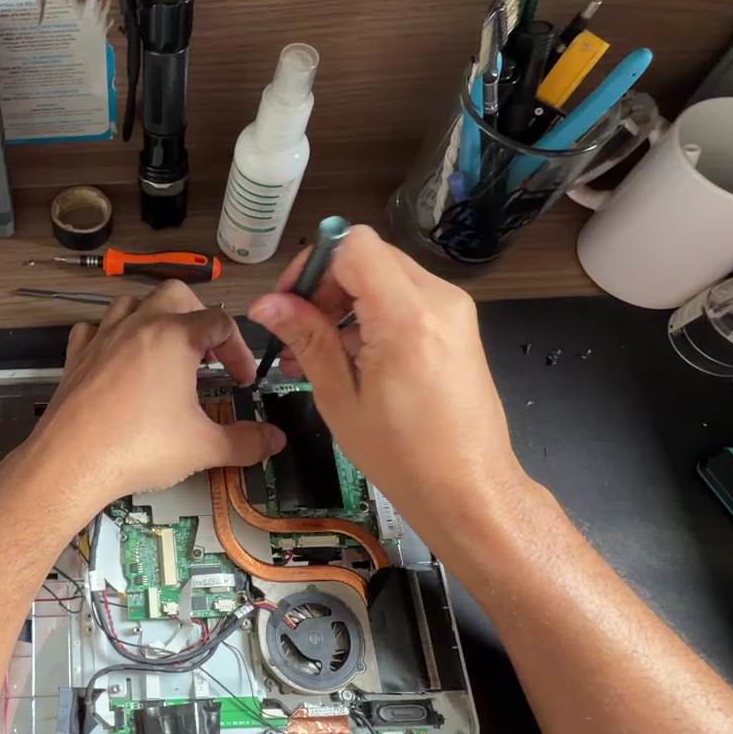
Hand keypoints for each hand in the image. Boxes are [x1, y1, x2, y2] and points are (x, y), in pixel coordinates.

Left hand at [13, 280, 285, 522]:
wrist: (71, 462)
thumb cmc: (140, 447)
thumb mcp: (203, 448)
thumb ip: (246, 442)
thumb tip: (276, 440)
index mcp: (175, 336)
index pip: (220, 322)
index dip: (239, 349)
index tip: (242, 380)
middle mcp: (138, 325)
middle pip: (175, 294)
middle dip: (198, 315)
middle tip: (207, 352)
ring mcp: (103, 337)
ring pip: (131, 303)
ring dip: (154, 317)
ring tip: (165, 348)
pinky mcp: (76, 356)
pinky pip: (94, 328)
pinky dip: (110, 334)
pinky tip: (117, 357)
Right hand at [245, 225, 534, 546]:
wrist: (467, 488)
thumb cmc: (401, 454)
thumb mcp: (340, 396)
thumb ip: (307, 338)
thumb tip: (265, 303)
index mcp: (407, 317)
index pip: (352, 245)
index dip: (312, 267)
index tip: (290, 305)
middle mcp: (438, 299)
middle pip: (367, 255)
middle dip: (325, 285)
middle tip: (298, 331)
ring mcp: (453, 310)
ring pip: (384, 274)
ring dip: (345, 301)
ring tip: (316, 351)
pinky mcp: (456, 324)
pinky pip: (404, 297)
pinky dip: (370, 313)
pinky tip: (348, 356)